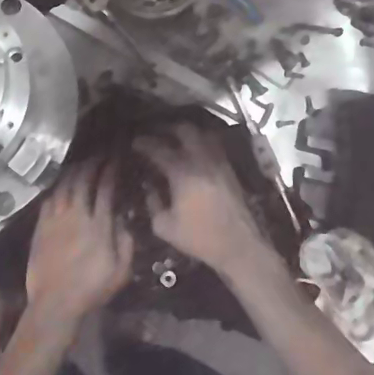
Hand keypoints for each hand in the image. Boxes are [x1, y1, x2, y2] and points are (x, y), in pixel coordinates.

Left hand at [25, 163, 133, 324]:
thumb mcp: (121, 271)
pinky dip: (57, 187)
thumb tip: (124, 219)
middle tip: (99, 157)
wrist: (55, 303)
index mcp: (98, 225)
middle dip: (92, 164)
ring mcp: (55, 219)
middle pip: (82, 180)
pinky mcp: (41, 226)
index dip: (111, 171)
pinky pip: (48, 199)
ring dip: (73, 172)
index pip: (105, 188)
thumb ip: (127, 242)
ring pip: (63, 186)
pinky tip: (61, 185)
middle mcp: (76, 215)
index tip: (116, 159)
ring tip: (80, 165)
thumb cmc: (92, 289)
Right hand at [137, 125, 274, 277]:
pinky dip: (202, 142)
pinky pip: (215, 145)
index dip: (144, 143)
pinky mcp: (229, 169)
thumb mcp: (165, 227)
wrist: (239, 246)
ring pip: (203, 134)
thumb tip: (149, 187)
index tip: (135, 142)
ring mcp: (219, 163)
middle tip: (157, 134)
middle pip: (185, 130)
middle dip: (168, 128)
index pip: (159, 149)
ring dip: (187, 133)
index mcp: (182, 174)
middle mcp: (202, 161)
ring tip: (176, 139)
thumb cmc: (199, 238)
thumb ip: (152, 203)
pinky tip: (195, 151)